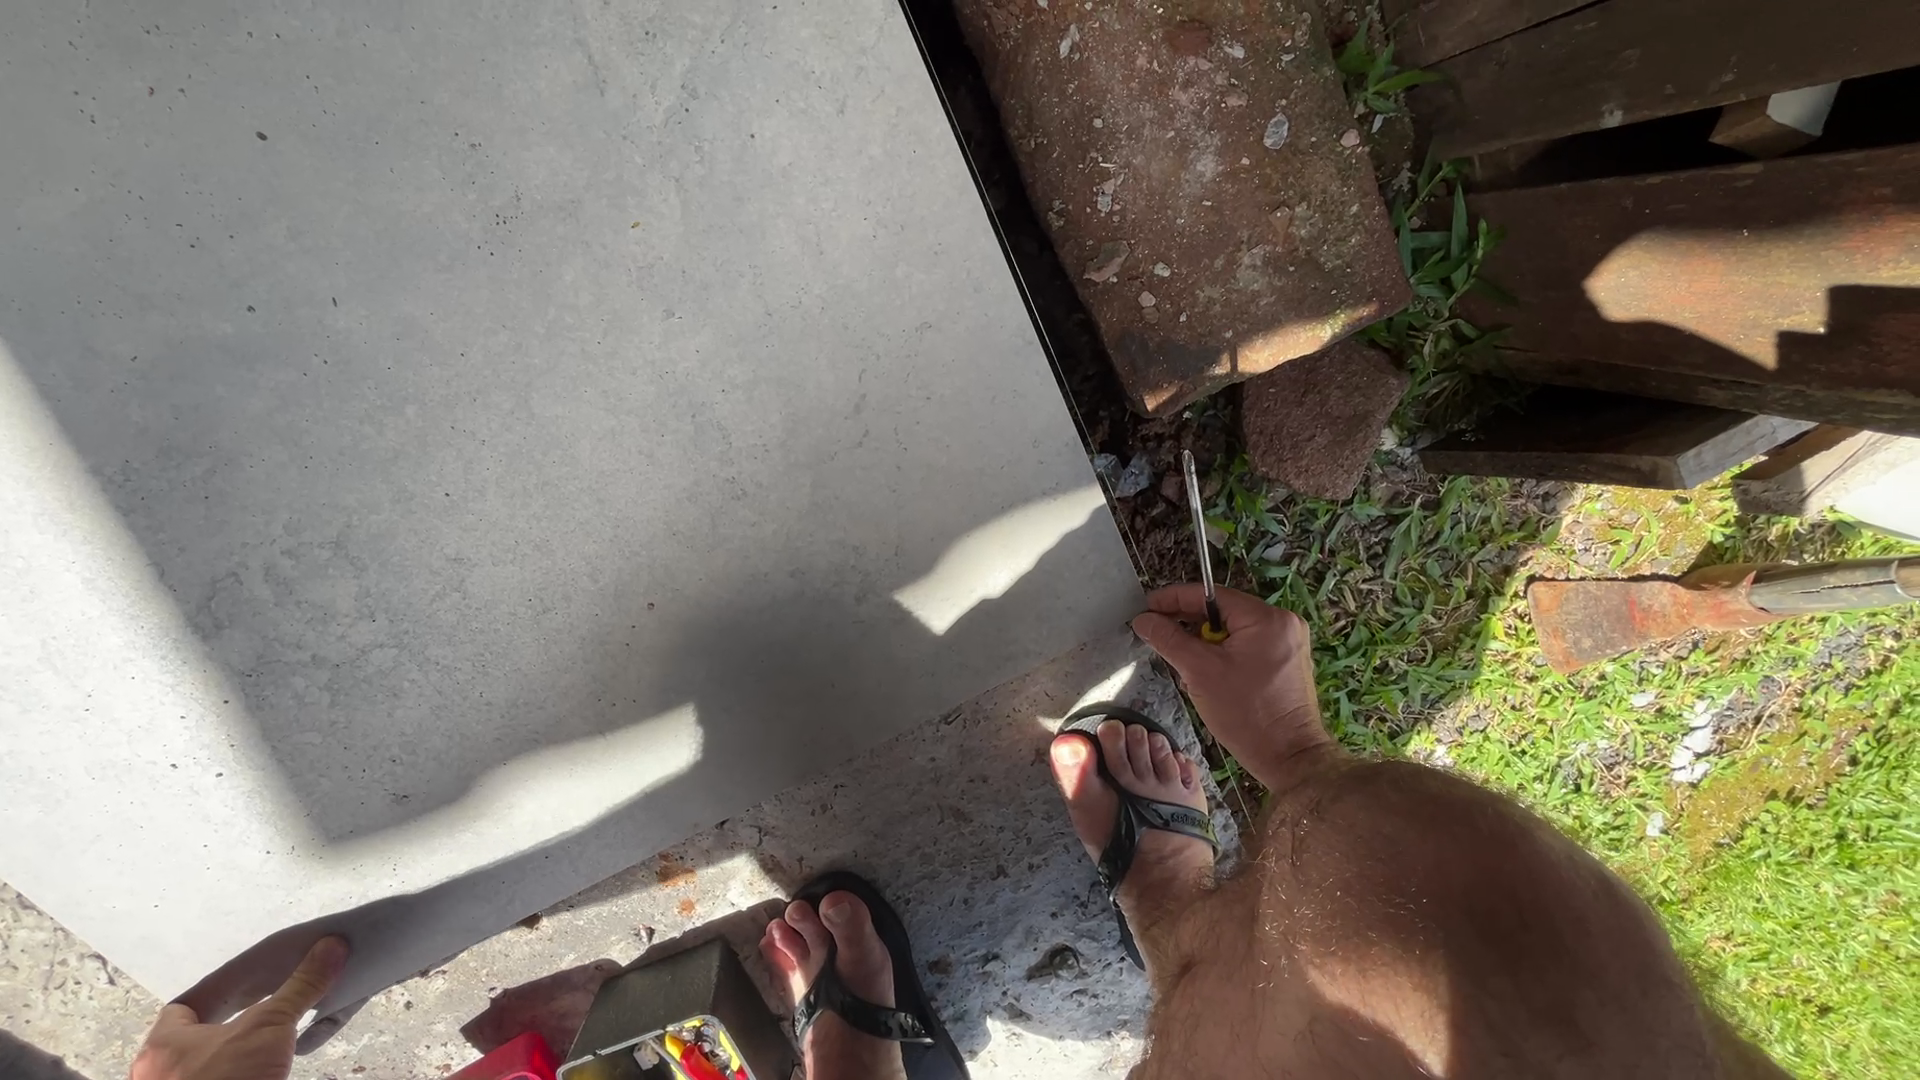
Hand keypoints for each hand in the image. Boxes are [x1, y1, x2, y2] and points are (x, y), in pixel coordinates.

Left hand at [130, 936, 347, 1079]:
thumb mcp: (270, 1026)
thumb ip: (300, 986)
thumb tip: (331, 945)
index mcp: (160, 1048)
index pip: (182, 1007)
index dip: (216, 990)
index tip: (249, 980)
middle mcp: (157, 1074)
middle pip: (196, 1032)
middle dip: (232, 1016)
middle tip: (267, 999)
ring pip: (209, 1057)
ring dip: (239, 1044)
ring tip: (274, 1028)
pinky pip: (222, 1075)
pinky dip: (244, 1066)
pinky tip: (269, 1061)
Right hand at [1130, 584, 1335, 789]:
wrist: (1289, 759)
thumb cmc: (1246, 714)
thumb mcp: (1198, 671)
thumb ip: (1168, 639)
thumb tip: (1143, 619)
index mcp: (1266, 618)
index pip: (1210, 595)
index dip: (1173, 599)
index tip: (1147, 607)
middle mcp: (1282, 623)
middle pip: (1222, 612)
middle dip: (1187, 623)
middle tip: (1157, 634)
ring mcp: (1288, 643)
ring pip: (1232, 631)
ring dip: (1203, 642)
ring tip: (1182, 663)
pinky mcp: (1286, 662)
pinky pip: (1245, 646)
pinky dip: (1222, 654)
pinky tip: (1205, 673)